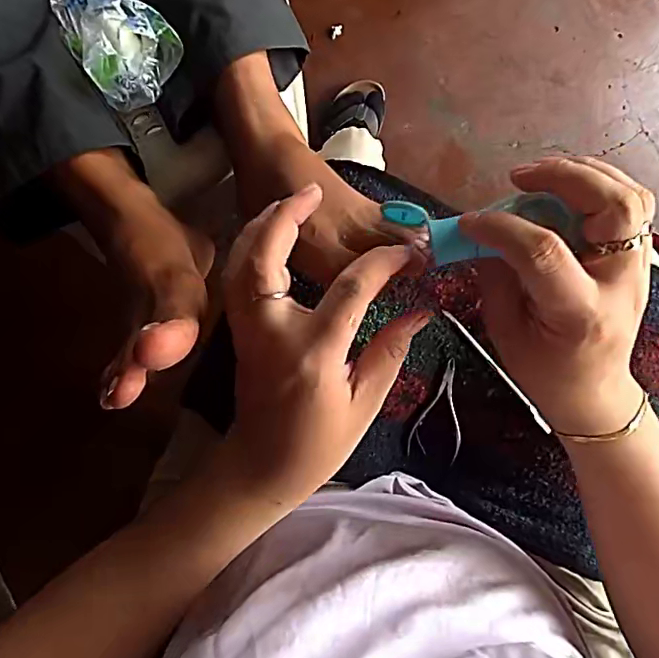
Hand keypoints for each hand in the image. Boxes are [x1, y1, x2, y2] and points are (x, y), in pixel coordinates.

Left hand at [219, 183, 428, 502]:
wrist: (259, 466)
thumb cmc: (317, 443)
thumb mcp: (364, 403)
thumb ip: (390, 350)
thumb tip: (422, 308)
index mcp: (312, 352)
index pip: (350, 288)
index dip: (383, 264)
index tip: (410, 254)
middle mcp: (272, 331)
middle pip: (266, 257)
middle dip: (285, 217)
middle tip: (311, 191)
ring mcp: (247, 328)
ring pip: (240, 262)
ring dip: (260, 225)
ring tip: (288, 201)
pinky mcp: (237, 330)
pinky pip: (236, 278)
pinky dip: (249, 248)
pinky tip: (268, 235)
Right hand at [460, 157, 656, 435]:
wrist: (593, 390)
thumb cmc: (542, 369)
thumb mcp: (504, 329)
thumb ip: (495, 275)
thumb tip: (482, 231)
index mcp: (580, 310)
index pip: (544, 250)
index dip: (501, 227)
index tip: (470, 221)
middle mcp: (619, 282)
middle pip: (614, 207)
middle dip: (564, 179)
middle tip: (519, 177)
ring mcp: (636, 267)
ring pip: (630, 196)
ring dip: (585, 173)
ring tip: (541, 173)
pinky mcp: (636, 257)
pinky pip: (629, 203)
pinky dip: (596, 182)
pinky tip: (563, 183)